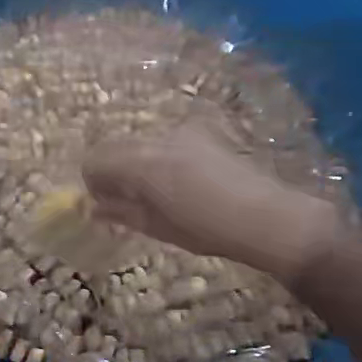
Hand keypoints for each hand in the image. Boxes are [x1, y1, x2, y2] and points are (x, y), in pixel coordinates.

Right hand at [82, 123, 348, 282]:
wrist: (266, 216)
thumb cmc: (207, 230)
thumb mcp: (157, 228)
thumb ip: (122, 212)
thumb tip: (96, 207)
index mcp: (141, 164)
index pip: (95, 160)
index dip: (94, 181)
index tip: (105, 202)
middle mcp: (158, 138)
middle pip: (119, 147)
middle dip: (117, 171)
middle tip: (131, 201)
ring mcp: (184, 131)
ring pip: (145, 142)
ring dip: (143, 164)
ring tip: (165, 194)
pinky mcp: (206, 131)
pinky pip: (170, 140)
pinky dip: (166, 157)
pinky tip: (189, 182)